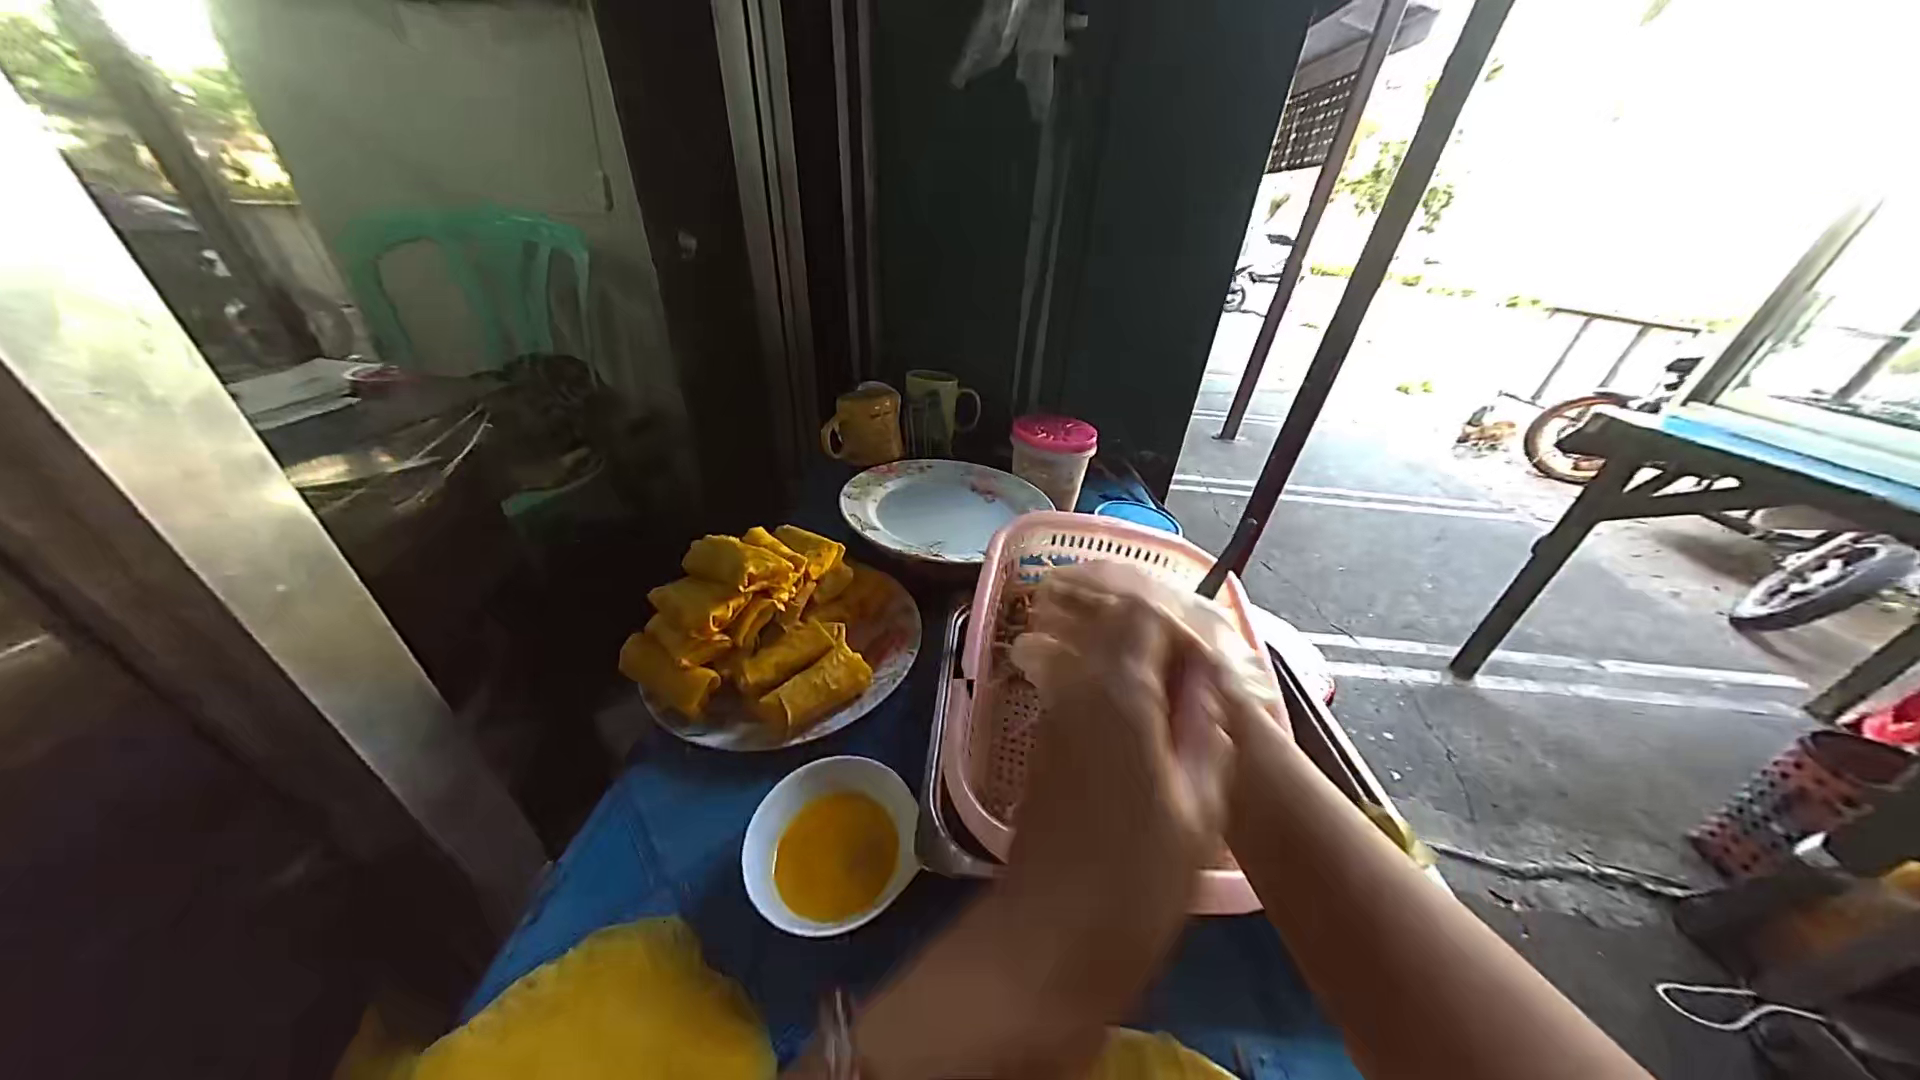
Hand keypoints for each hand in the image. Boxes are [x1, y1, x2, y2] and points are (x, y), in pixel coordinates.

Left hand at [1007, 562, 1233, 900]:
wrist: (1049, 934)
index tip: (1206, 652)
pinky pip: (1081, 698)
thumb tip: (1209, 679)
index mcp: (1118, 693)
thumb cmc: (1136, 880)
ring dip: (1133, 671)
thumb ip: (1205, 729)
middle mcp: (1076, 690)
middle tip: (1196, 680)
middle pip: (1111, 633)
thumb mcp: (1198, 807)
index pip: (1140, 616)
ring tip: (1176, 710)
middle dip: (1154, 643)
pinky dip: (1111, 699)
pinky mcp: (1042, 745)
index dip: (1176, 623)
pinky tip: (1140, 738)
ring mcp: (1051, 716)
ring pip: (1095, 664)